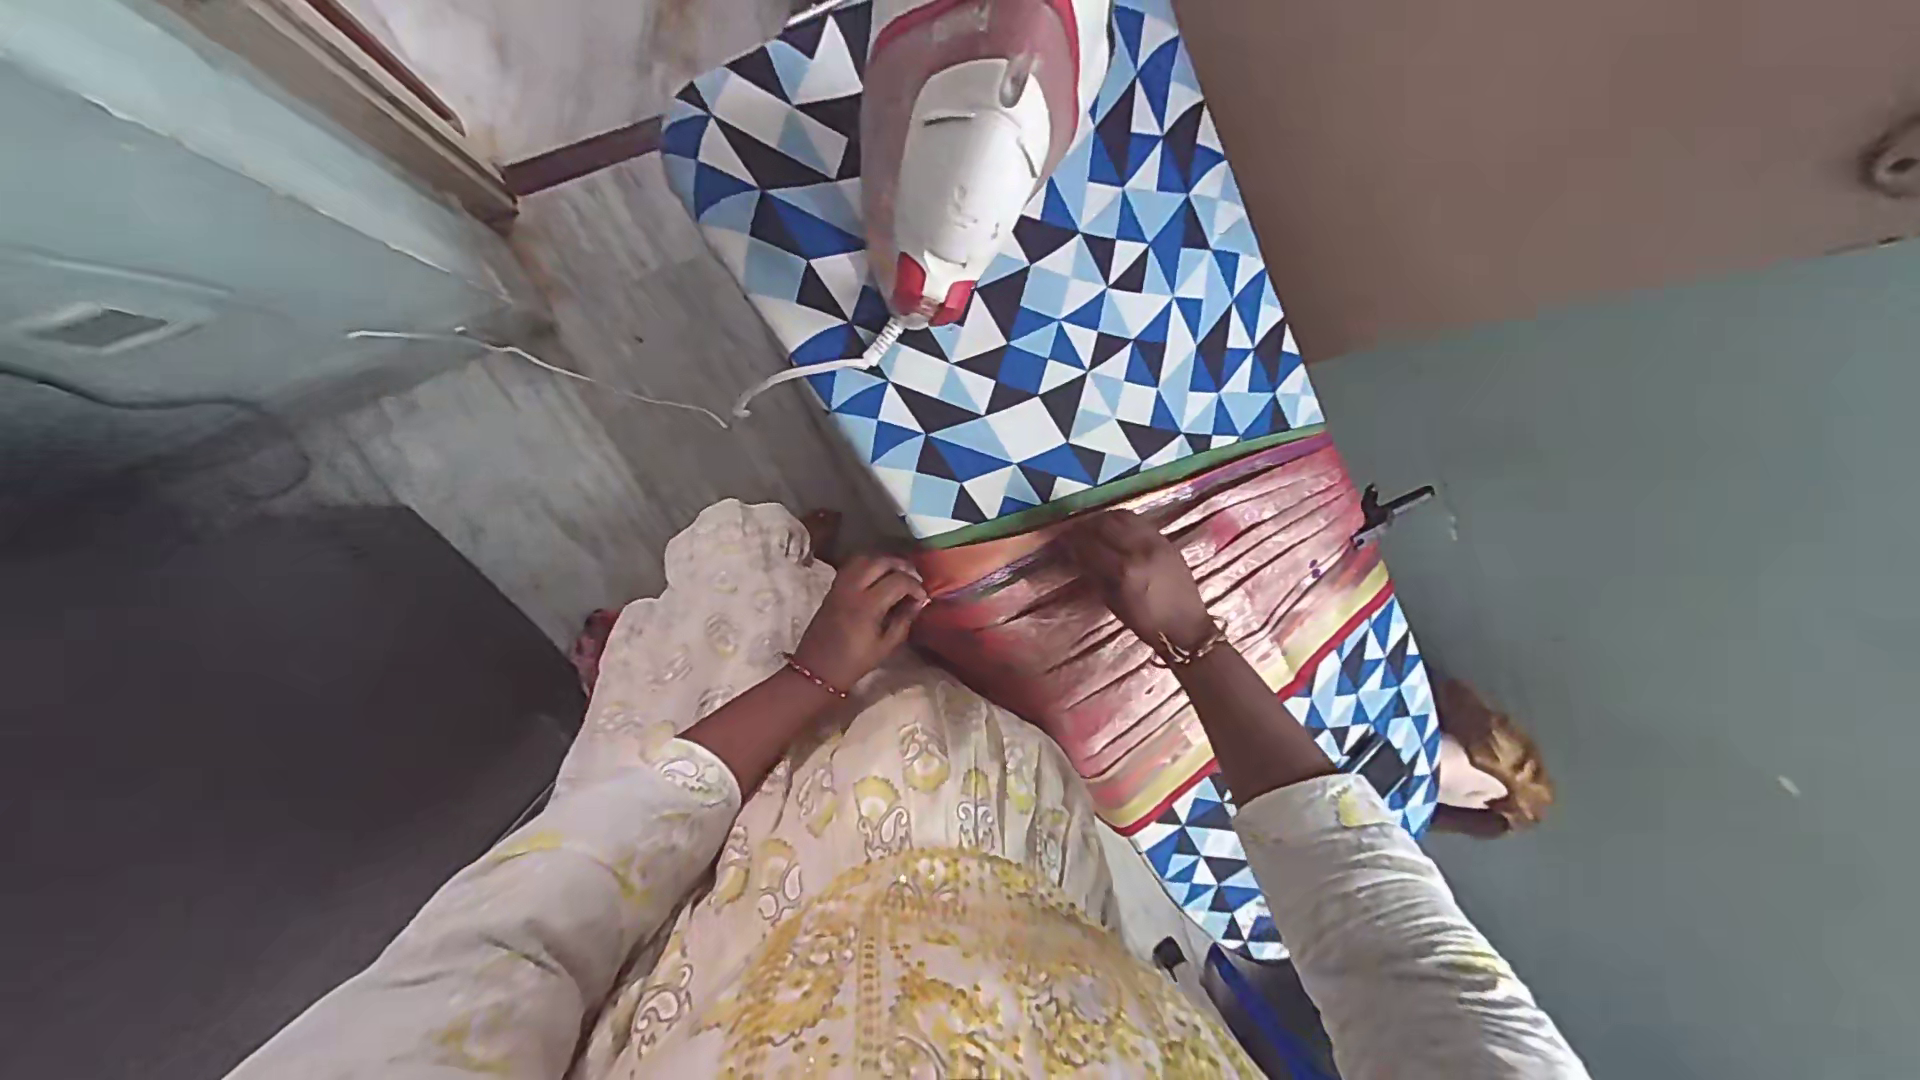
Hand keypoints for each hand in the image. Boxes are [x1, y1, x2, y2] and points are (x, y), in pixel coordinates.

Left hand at [791, 554, 927, 691]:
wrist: (817, 668)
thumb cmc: (854, 662)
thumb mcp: (886, 646)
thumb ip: (904, 620)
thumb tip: (919, 601)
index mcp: (867, 606)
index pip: (898, 581)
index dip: (915, 586)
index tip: (922, 596)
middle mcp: (852, 589)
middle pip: (881, 562)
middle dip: (902, 566)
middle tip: (915, 578)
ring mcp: (840, 585)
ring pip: (865, 558)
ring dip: (885, 561)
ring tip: (898, 572)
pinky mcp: (833, 587)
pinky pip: (852, 565)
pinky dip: (869, 564)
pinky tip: (879, 575)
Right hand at [1064, 510, 1213, 646]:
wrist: (1186, 625)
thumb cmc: (1146, 622)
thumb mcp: (1113, 602)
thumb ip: (1095, 575)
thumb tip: (1076, 556)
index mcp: (1123, 571)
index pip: (1088, 546)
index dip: (1070, 541)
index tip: (1059, 541)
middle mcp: (1138, 550)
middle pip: (1103, 524)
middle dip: (1083, 525)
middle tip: (1071, 530)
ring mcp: (1154, 541)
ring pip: (1121, 516)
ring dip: (1101, 518)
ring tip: (1090, 525)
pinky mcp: (1165, 539)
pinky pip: (1138, 520)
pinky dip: (1120, 519)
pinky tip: (1112, 526)